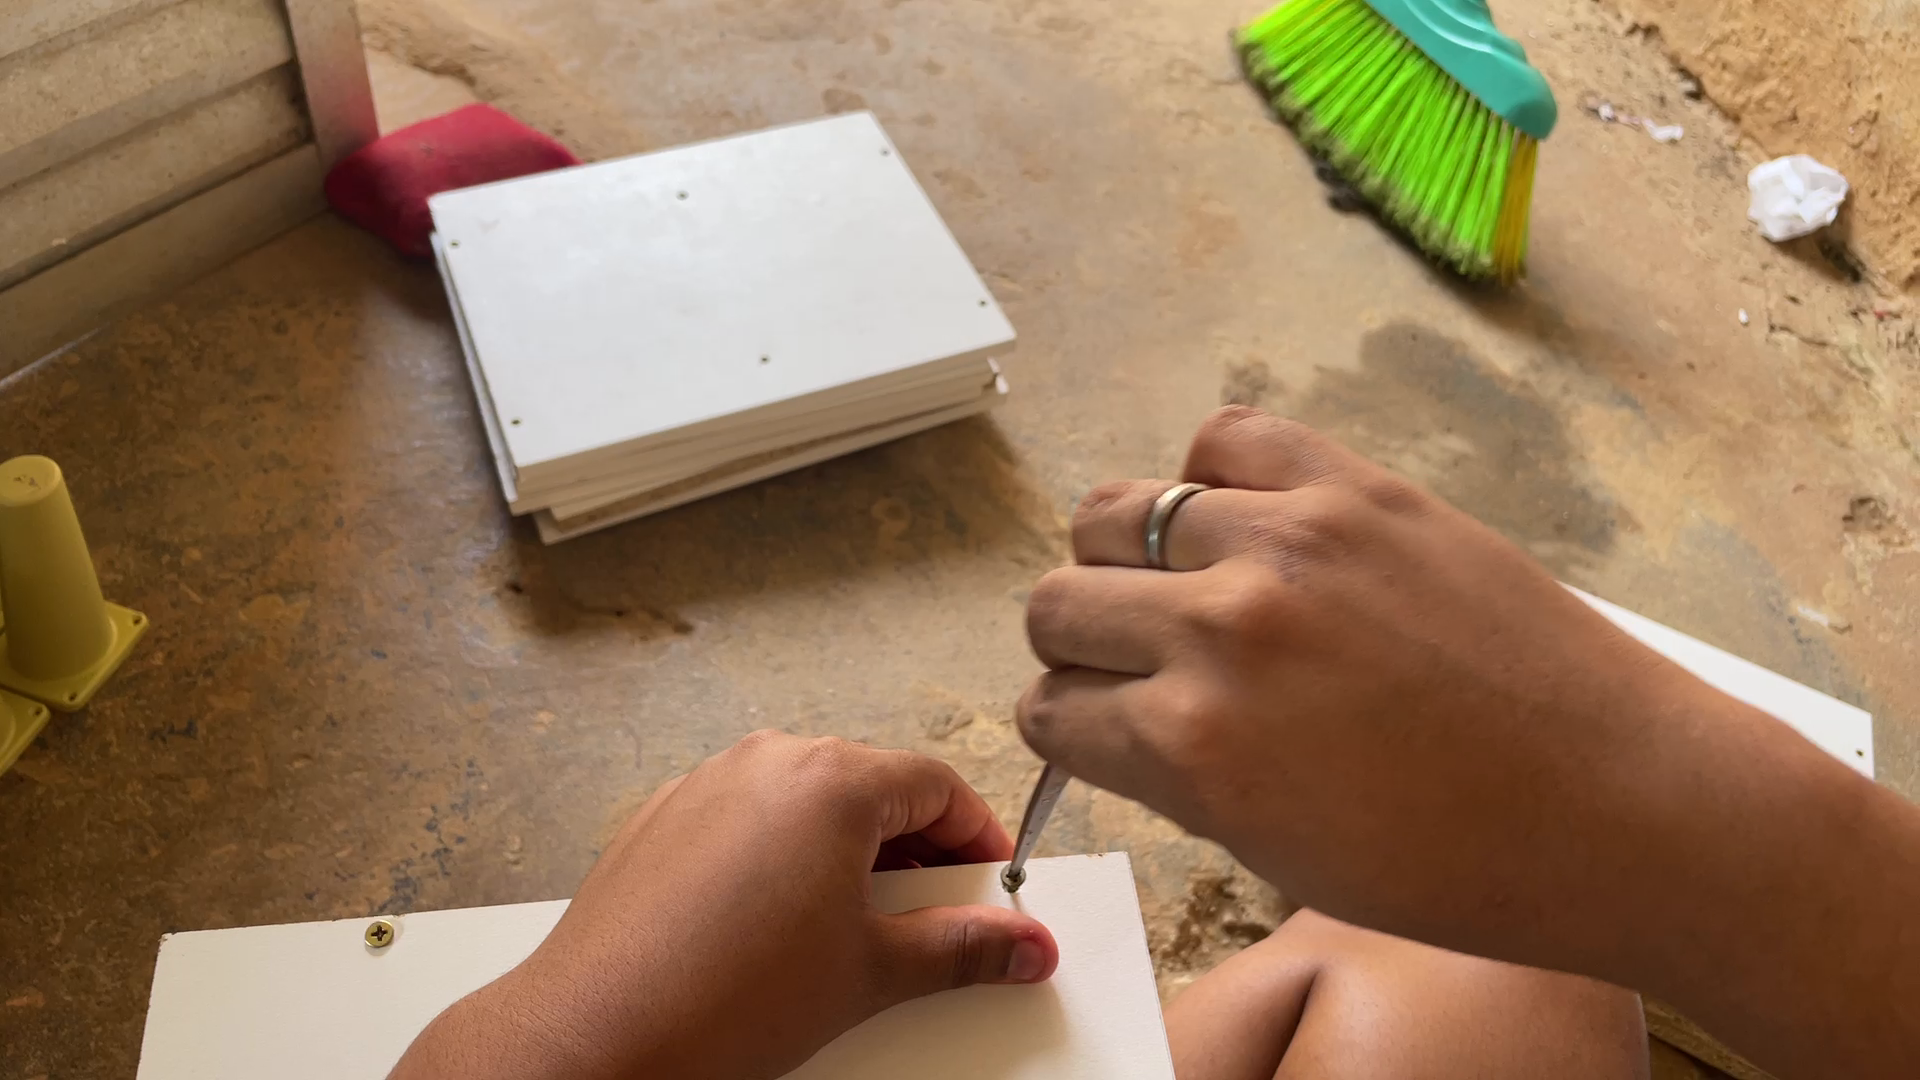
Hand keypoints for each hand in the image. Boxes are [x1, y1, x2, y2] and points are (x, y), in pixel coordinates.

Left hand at [389, 732, 1057, 1079]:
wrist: (585, 1043)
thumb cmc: (731, 1000)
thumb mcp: (870, 971)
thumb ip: (963, 947)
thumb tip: (1026, 945)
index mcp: (833, 778)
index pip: (936, 784)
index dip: (976, 833)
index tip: (991, 879)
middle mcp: (774, 757)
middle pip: (876, 786)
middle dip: (917, 846)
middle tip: (931, 911)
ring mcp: (717, 777)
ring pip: (816, 796)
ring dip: (853, 847)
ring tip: (854, 920)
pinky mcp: (673, 808)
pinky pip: (758, 810)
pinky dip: (791, 846)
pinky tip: (780, 913)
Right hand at [1015, 407, 1805, 966]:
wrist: (1630, 804)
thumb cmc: (1441, 861)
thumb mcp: (1258, 845)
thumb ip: (1153, 763)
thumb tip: (1092, 704)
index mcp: (1189, 747)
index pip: (1046, 711)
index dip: (1058, 721)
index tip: (1084, 717)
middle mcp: (1215, 631)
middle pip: (1052, 602)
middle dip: (1069, 640)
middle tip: (1120, 652)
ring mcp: (1282, 543)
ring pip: (1108, 513)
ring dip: (1115, 560)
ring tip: (1167, 579)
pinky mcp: (1349, 486)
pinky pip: (1219, 439)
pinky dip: (1208, 479)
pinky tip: (1234, 518)